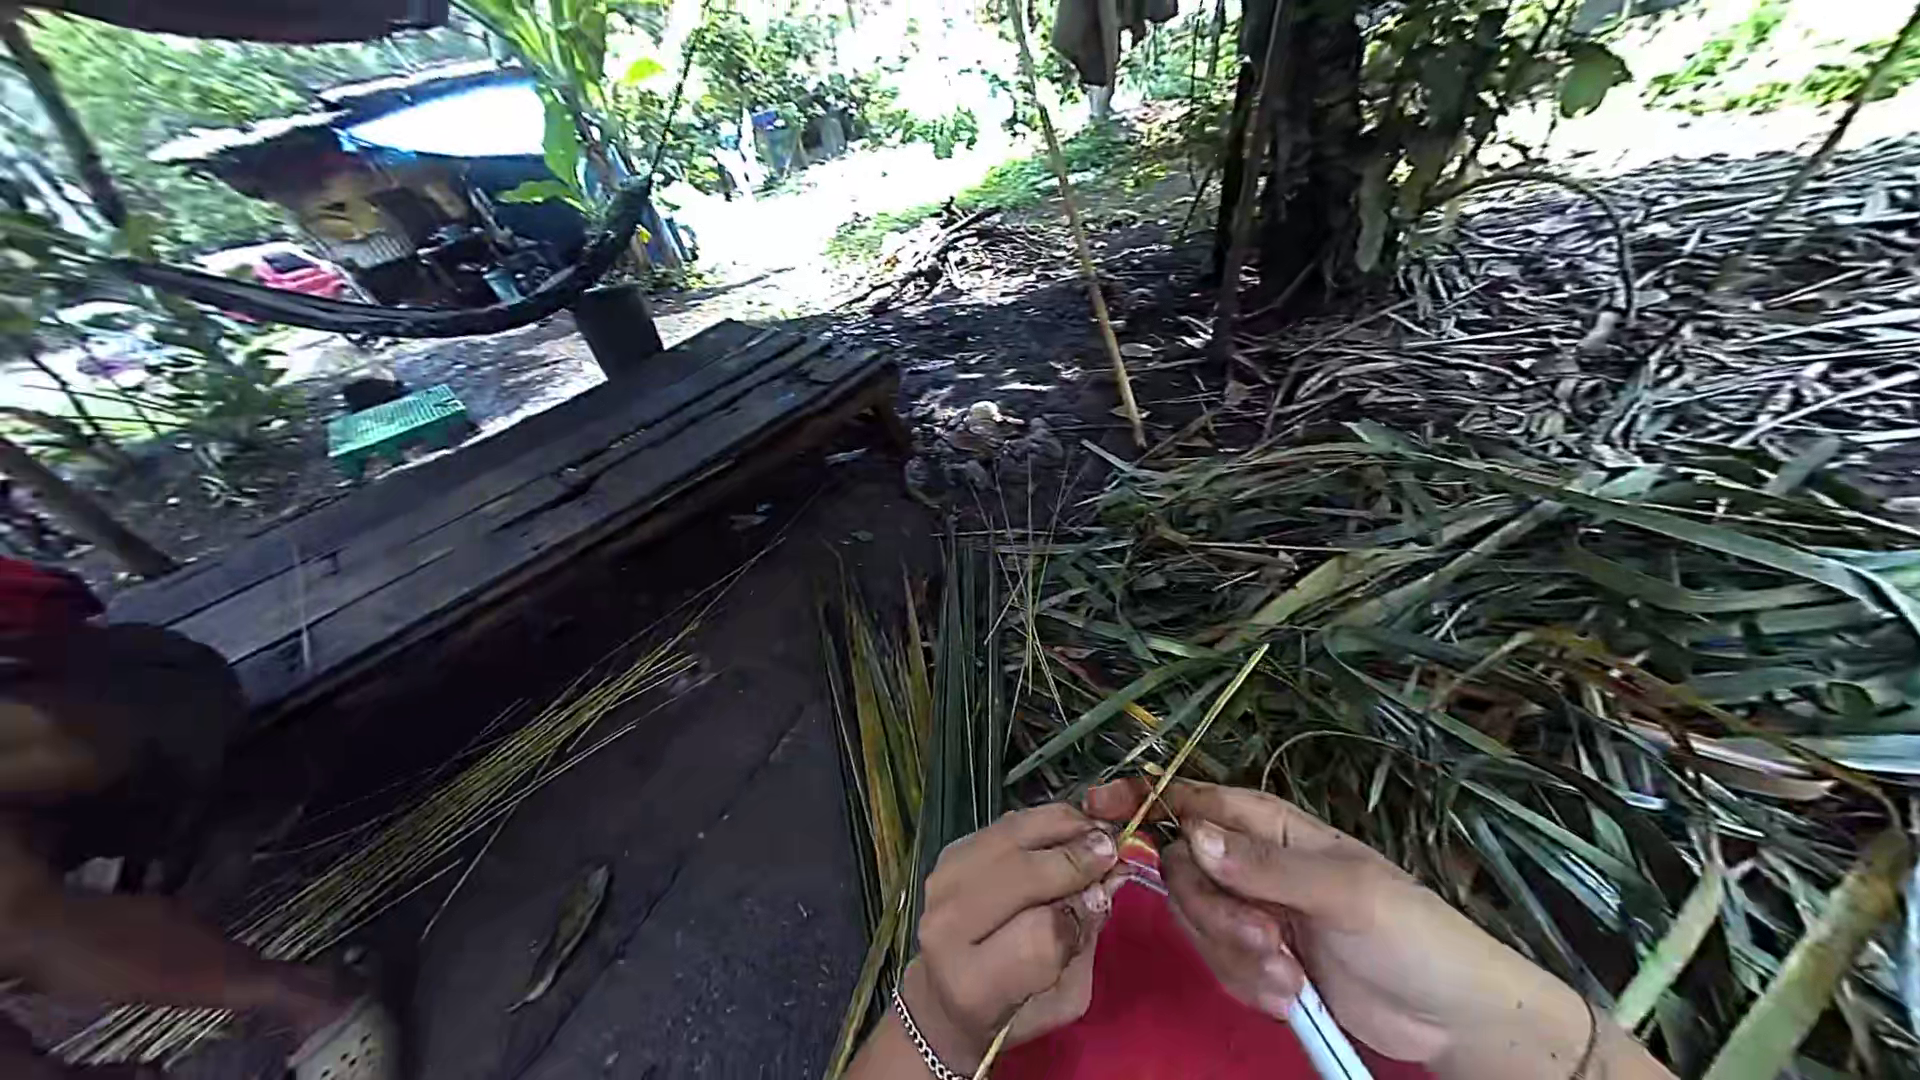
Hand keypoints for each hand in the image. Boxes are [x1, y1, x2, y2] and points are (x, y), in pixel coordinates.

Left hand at [902, 803, 1119, 1071]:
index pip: (1037, 938)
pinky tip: (1065, 828)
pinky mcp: (949, 850)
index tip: (1104, 893)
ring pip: (1010, 835)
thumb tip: (1104, 884)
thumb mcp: (1060, 999)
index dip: (1077, 912)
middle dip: (1072, 858)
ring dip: (1059, 826)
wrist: (944, 992)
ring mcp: (943, 879)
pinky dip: (1039, 821)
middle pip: (1020, 873)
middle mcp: (947, 924)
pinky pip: (1002, 824)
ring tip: (1093, 831)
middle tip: (1110, 848)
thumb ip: (1081, 944)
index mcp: (972, 984)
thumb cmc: (1011, 1011)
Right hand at [1085, 779, 1606, 1079]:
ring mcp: (1245, 908)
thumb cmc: (1411, 932)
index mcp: (1262, 822)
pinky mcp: (1251, 957)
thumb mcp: (1345, 891)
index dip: (1140, 797)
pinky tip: (1292, 995)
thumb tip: (1189, 834)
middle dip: (1214, 911)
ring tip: (1290, 977)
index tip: (1096, 806)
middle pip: (1181, 867)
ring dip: (1236, 954)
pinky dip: (1247, 982)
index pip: (1187, 797)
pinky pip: (1215, 961)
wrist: (1455, 1020)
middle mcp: (1243, 858)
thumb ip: (1263, 863)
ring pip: (1194, 918)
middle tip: (1266, 942)